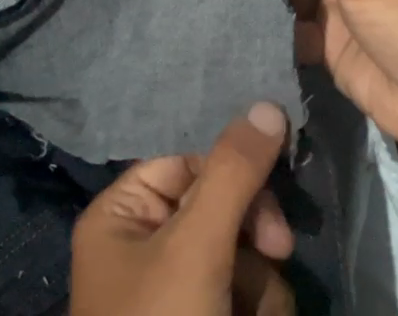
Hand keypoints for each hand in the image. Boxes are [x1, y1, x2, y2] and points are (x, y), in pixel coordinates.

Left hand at [70, 103, 295, 315]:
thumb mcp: (193, 248)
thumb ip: (232, 175)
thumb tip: (268, 103)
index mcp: (123, 215)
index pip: (188, 162)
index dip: (232, 169)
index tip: (274, 183)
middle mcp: (148, 247)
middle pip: (223, 208)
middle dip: (252, 238)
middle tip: (273, 252)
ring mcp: (180, 292)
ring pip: (245, 256)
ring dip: (261, 285)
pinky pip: (249, 296)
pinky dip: (260, 312)